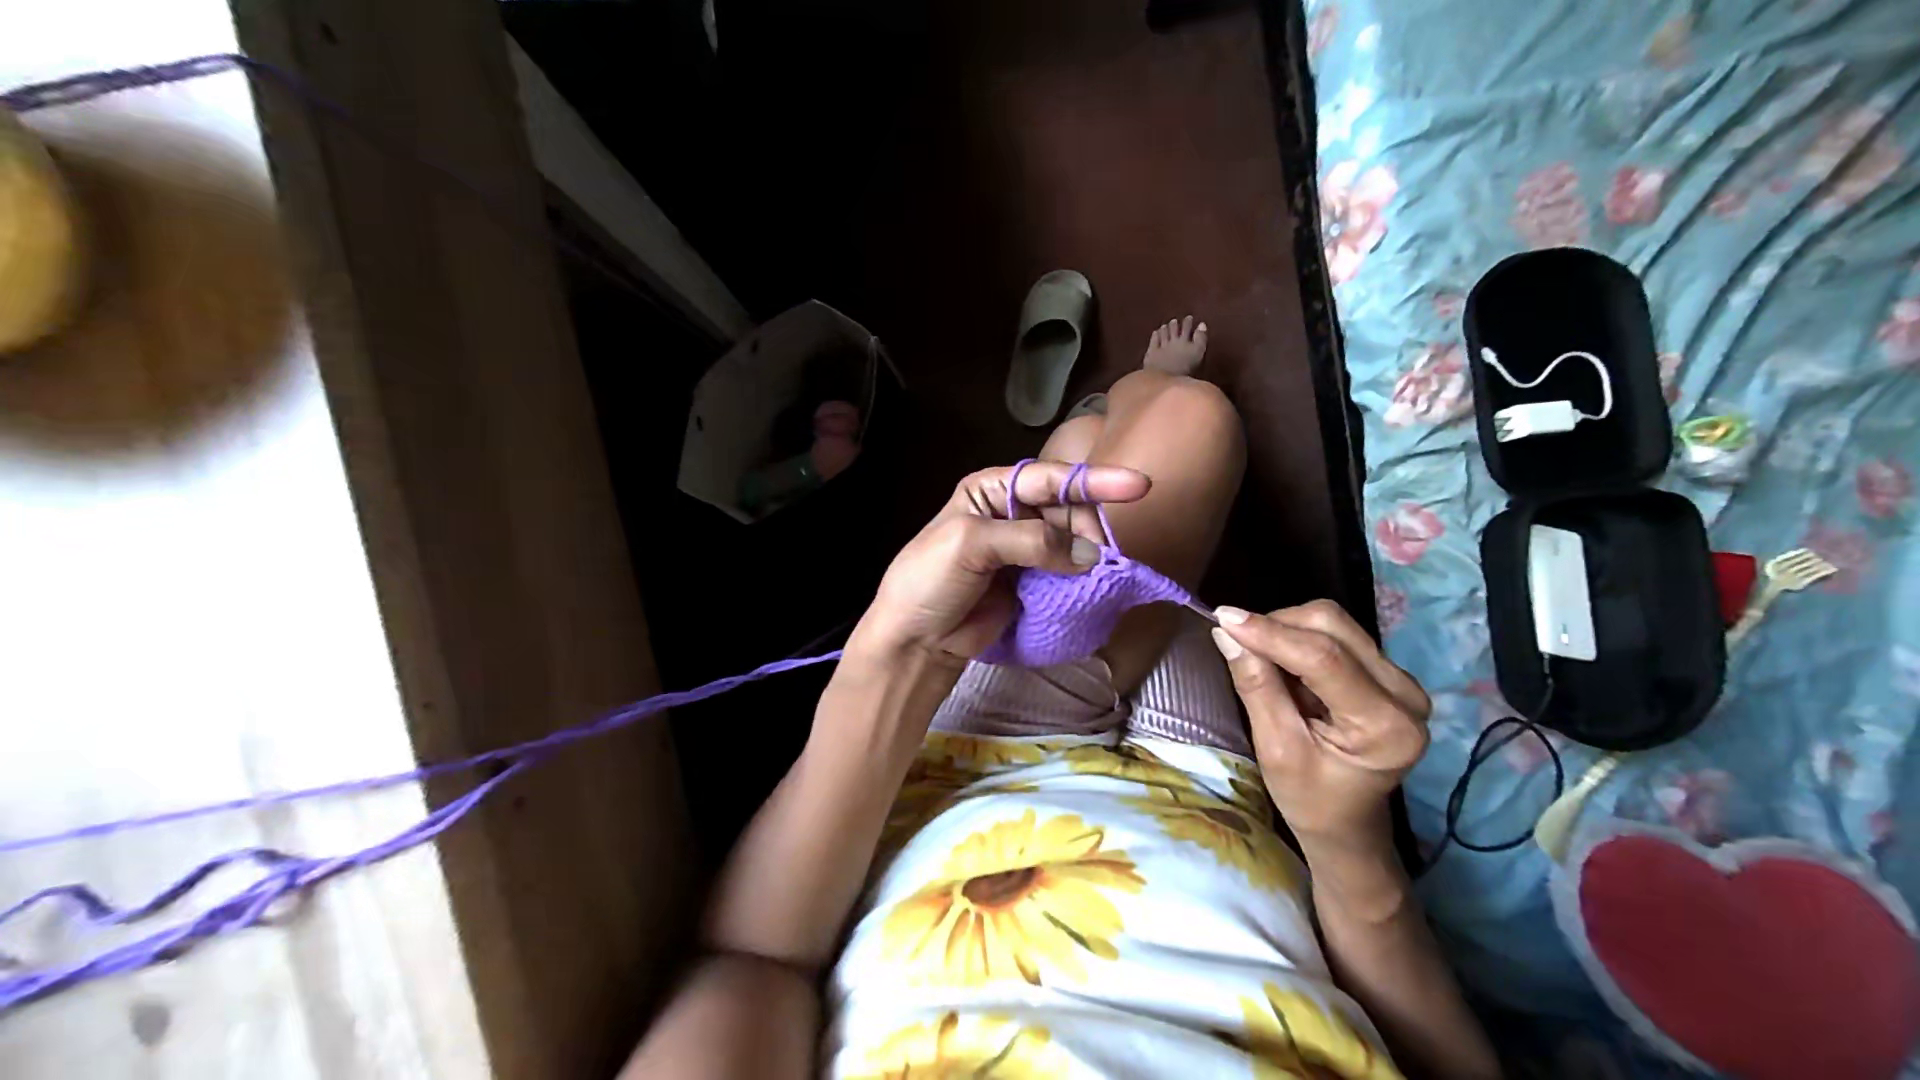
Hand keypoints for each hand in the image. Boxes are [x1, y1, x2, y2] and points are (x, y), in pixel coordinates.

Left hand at [847, 461, 1150, 669]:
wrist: (916, 639)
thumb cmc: (929, 581)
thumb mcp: (970, 545)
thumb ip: (1030, 541)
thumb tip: (1088, 554)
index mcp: (990, 490)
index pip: (1049, 479)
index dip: (1094, 480)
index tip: (1138, 486)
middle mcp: (1011, 513)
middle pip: (1067, 508)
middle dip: (1089, 527)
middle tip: (1101, 557)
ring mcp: (1024, 549)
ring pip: (1073, 540)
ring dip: (1090, 554)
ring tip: (1099, 573)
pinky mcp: (1033, 581)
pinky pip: (1068, 571)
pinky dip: (1084, 577)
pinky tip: (1094, 585)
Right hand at [1210, 600, 1430, 850]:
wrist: (1346, 821)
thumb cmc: (1309, 797)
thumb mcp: (1276, 749)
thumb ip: (1256, 687)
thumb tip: (1226, 634)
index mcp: (1384, 726)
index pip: (1324, 658)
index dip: (1270, 632)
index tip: (1222, 617)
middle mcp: (1405, 695)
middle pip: (1333, 628)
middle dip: (1277, 625)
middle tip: (1237, 640)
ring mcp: (1402, 681)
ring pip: (1334, 624)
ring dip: (1287, 629)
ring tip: (1261, 657)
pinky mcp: (1388, 673)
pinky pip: (1338, 635)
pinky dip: (1299, 638)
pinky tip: (1283, 663)